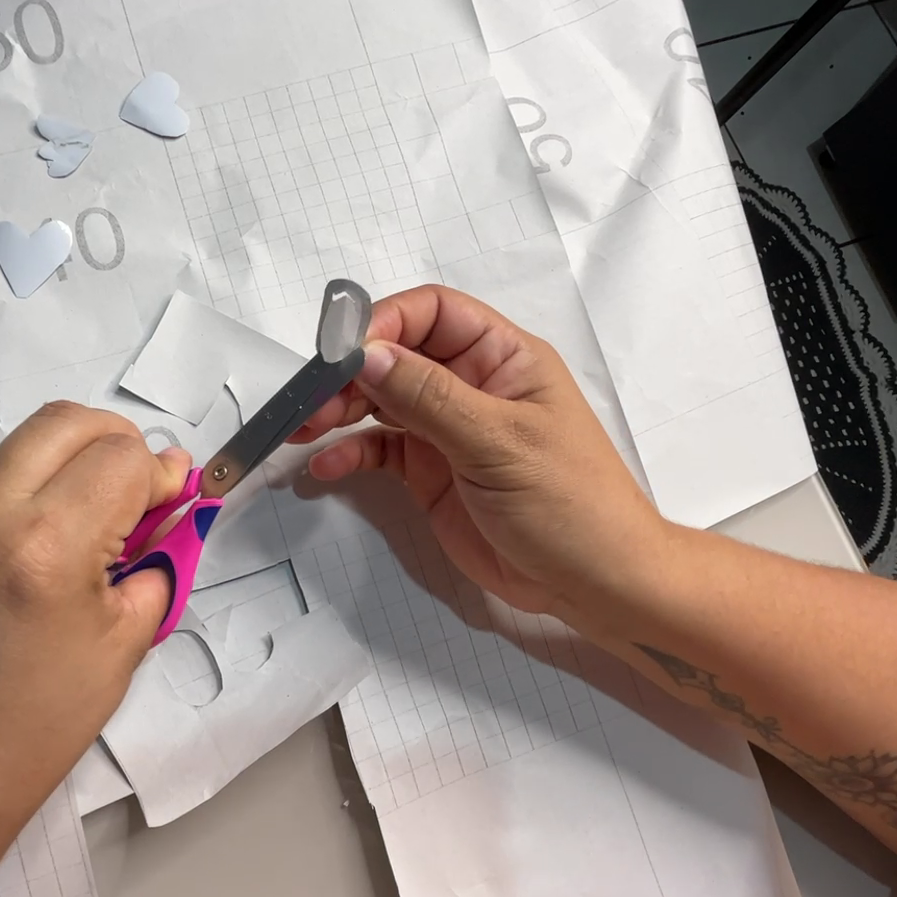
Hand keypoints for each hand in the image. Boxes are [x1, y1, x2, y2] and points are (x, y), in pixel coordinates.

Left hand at [0, 402, 188, 885]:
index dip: (161, 473)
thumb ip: (155, 562)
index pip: (121, 458)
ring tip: (96, 522)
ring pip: (25, 444)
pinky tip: (48, 549)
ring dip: (76, 461)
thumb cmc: (33, 733)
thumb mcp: (124, 645)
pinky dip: (36, 490)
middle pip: (67, 421)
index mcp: (45, 546)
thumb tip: (167, 507)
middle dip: (120, 441)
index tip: (174, 503)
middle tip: (139, 492)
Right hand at [294, 285, 661, 639]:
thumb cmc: (567, 502)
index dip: (385, 323)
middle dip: (351, 372)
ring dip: (340, 411)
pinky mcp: (429, 471)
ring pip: (381, 401)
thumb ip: (429, 398)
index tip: (342, 353)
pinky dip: (350, 454)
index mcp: (501, 357)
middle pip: (397, 356)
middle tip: (310, 401)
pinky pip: (380, 449)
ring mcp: (446, 429)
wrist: (592, 583)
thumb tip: (366, 354)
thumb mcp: (500, 443)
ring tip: (304, 430)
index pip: (433, 313)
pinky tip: (324, 469)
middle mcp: (469, 385)